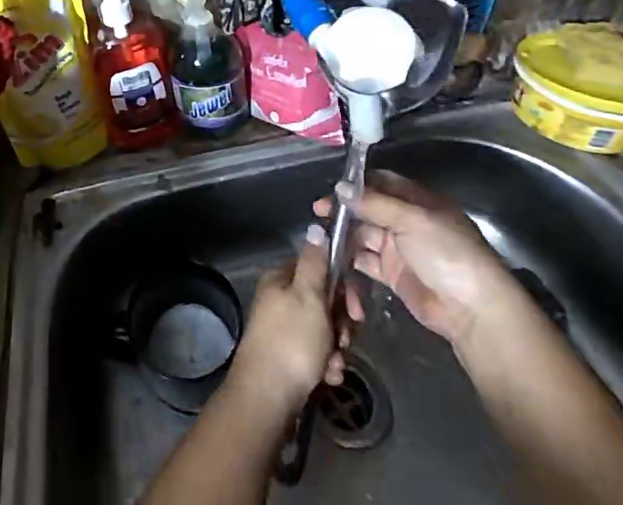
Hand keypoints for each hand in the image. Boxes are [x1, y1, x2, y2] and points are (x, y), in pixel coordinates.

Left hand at [228, 237, 347, 413]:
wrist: (266, 398)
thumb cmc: (291, 341)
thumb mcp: (308, 295)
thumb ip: (315, 261)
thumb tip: (315, 225)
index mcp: (281, 279)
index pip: (319, 268)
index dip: (341, 286)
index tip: (355, 306)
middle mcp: (279, 300)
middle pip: (324, 300)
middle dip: (341, 322)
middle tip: (344, 338)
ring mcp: (283, 329)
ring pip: (324, 329)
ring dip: (335, 347)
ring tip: (333, 363)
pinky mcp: (288, 357)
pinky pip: (316, 353)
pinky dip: (326, 364)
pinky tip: (327, 376)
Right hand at [313, 171, 517, 350]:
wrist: (471, 308)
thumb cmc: (446, 252)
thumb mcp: (412, 220)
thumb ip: (374, 203)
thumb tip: (340, 188)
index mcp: (417, 201)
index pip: (382, 183)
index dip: (356, 184)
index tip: (332, 189)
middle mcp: (407, 221)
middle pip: (369, 209)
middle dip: (345, 211)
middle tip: (318, 214)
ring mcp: (400, 249)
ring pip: (364, 235)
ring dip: (345, 235)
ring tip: (321, 237)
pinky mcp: (394, 274)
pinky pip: (366, 262)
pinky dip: (350, 261)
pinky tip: (332, 260)